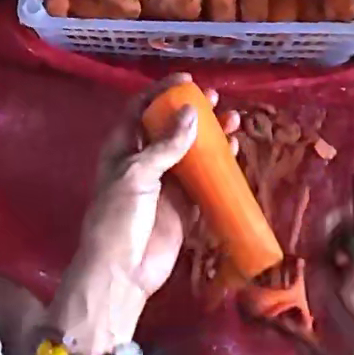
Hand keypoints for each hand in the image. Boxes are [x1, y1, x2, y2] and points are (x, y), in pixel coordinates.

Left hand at [50, 74, 236, 354]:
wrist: (122, 272)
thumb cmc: (119, 216)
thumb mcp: (138, 174)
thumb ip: (166, 145)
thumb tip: (191, 113)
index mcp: (123, 146)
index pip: (141, 108)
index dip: (161, 91)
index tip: (187, 82)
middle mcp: (143, 160)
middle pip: (169, 126)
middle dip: (191, 111)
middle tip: (215, 98)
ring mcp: (164, 183)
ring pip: (190, 151)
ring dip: (210, 136)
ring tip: (232, 120)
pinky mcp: (182, 206)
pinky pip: (203, 180)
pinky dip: (218, 166)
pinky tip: (234, 152)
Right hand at [329, 207, 353, 354]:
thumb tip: (337, 262)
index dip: (333, 220)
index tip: (313, 246)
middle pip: (345, 236)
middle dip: (327, 260)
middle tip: (323, 290)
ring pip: (339, 262)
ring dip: (330, 286)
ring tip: (338, 317)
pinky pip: (342, 285)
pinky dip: (334, 299)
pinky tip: (342, 324)